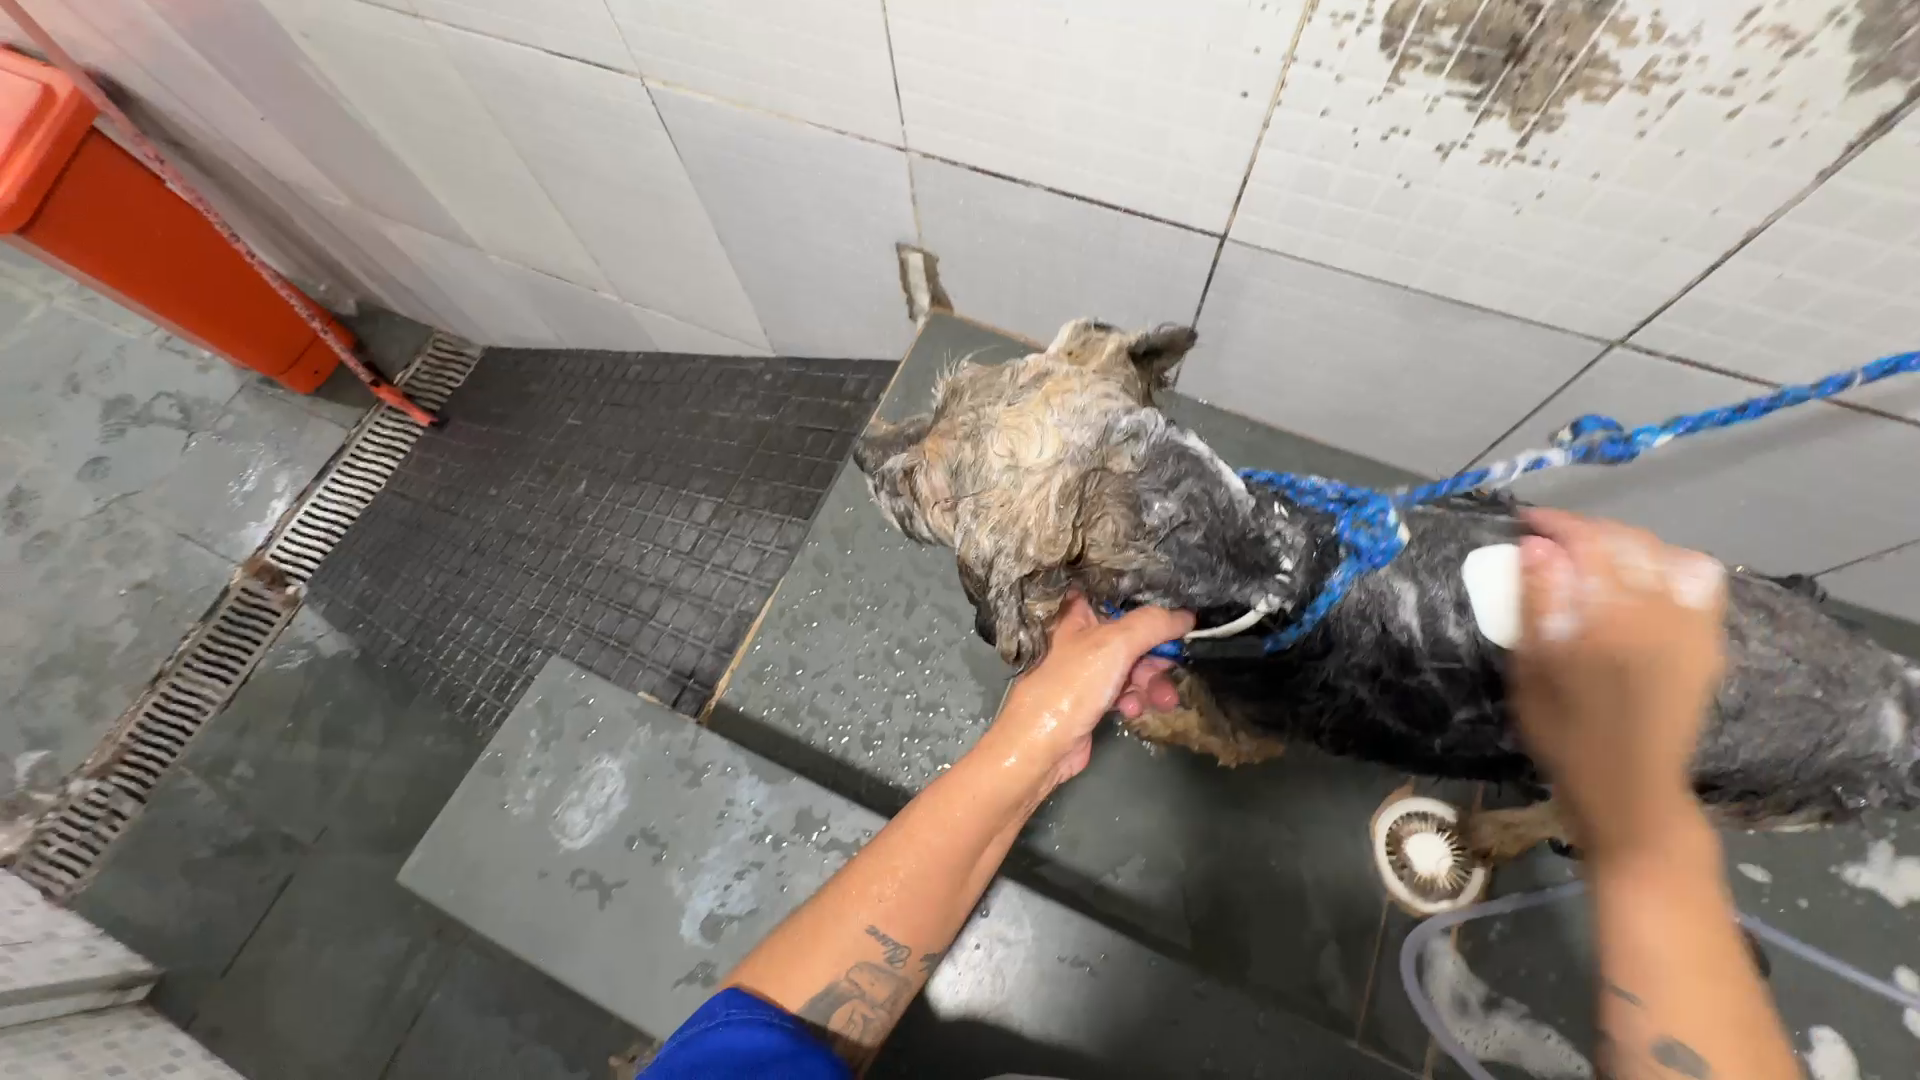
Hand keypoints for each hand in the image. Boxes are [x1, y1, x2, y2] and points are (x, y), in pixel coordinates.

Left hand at [979, 595, 1192, 797]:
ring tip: (1163, 701)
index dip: (1148, 605)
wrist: (1041, 746)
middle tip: (1175, 668)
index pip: (1117, 596)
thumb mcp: (1114, 644)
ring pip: (1133, 667)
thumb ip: (1152, 624)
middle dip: (1158, 655)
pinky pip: (1125, 691)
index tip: (1178, 617)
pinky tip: (1132, 711)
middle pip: (1133, 636)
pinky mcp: (1092, 699)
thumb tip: (1187, 615)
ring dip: (1152, 683)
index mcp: (1078, 614)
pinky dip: (1135, 699)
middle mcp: (1082, 637)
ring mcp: (1087, 670)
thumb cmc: (1071, 686)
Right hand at [1512, 509, 1727, 860]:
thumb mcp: (1530, 667)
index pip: (1589, 543)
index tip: (1525, 521)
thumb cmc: (1561, 728)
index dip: (1557, 523)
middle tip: (1550, 537)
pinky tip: (1641, 579)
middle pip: (1630, 542)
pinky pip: (1699, 584)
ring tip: (1594, 554)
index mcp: (1610, 617)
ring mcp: (1692, 627)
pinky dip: (1667, 566)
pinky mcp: (1706, 643)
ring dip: (1627, 544)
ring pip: (1668, 556)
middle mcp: (1660, 612)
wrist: (1627, 782)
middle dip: (1588, 530)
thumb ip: (1536, 602)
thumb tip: (1536, 546)